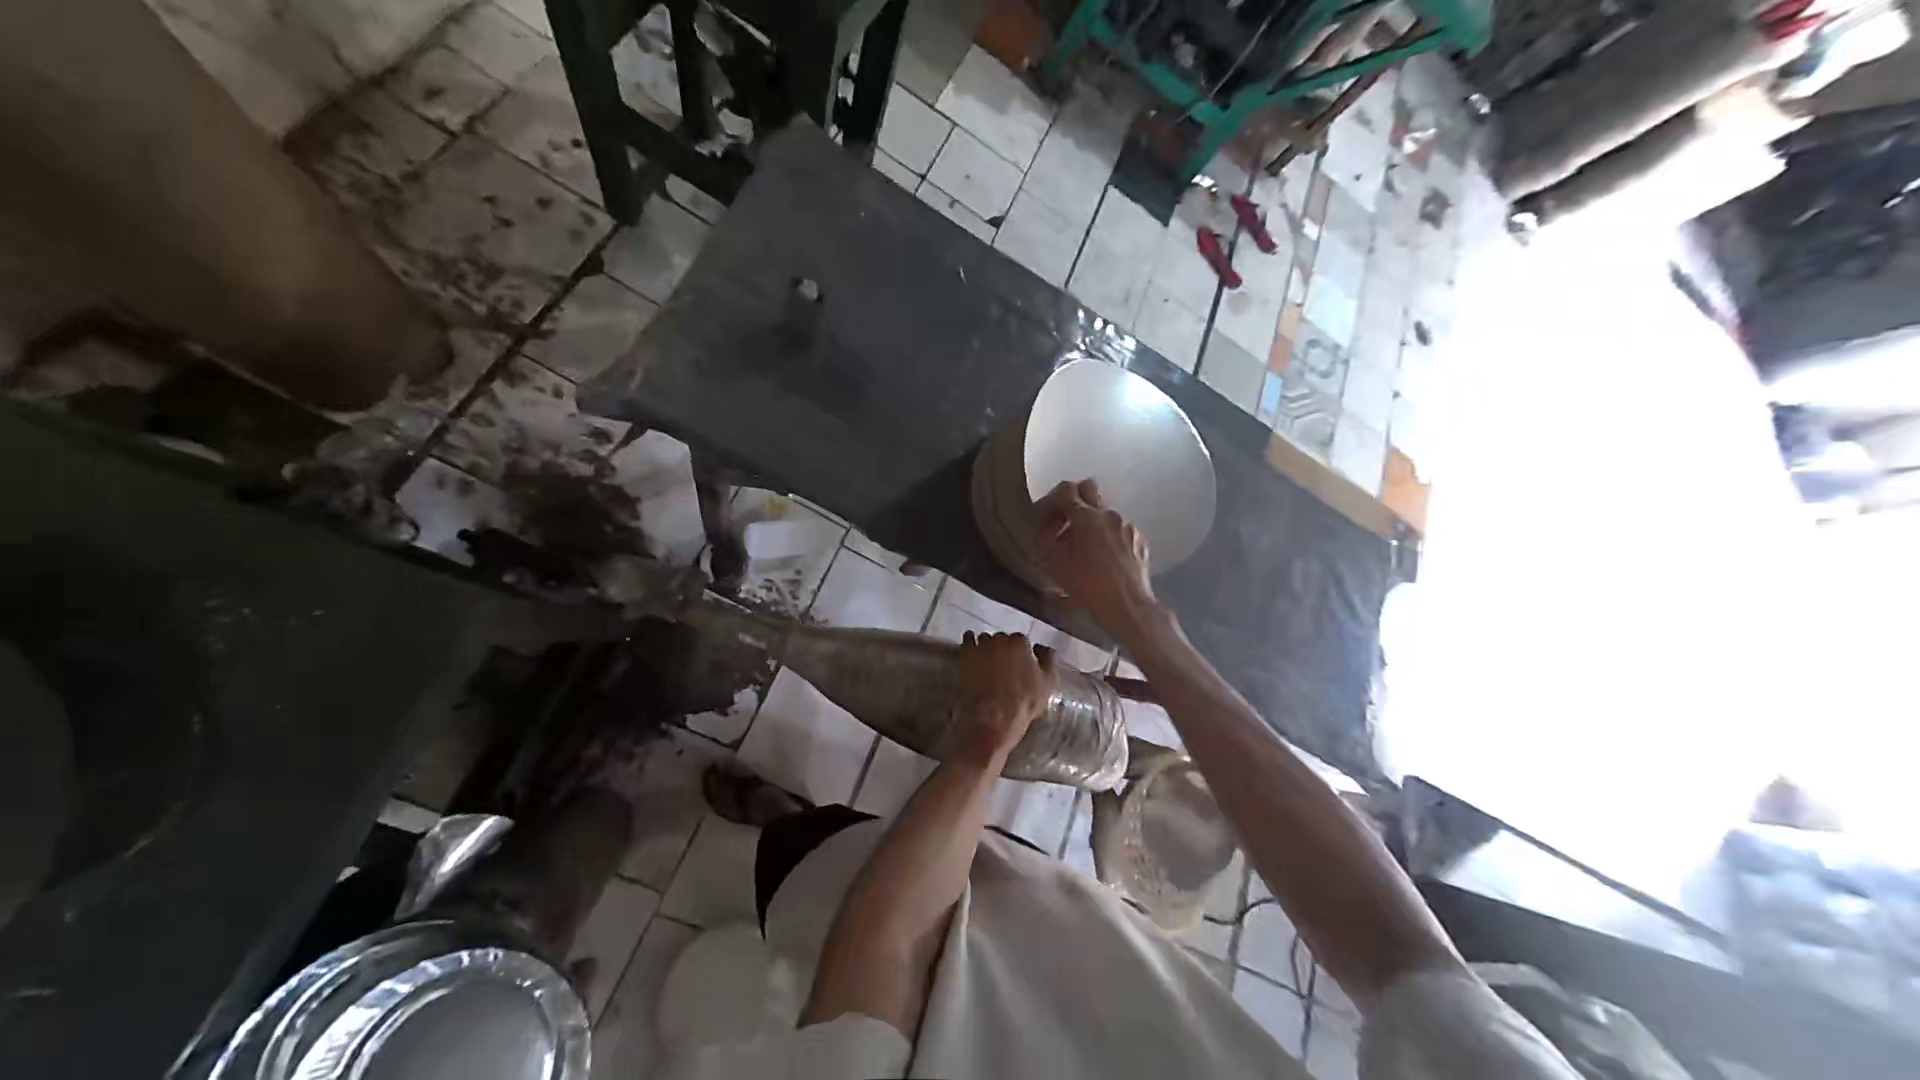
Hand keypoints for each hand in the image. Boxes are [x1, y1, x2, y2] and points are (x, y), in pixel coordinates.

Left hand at [954, 632, 1053, 767]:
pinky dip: (970, 642)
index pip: (1021, 640)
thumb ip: (1048, 660)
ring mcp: (981, 646)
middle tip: (1003, 665)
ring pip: (985, 639)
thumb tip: (1040, 647)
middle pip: (1002, 639)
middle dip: (1003, 648)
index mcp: (1020, 644)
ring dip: (987, 646)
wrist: (995, 717)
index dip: (1021, 652)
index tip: (1019, 662)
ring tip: (987, 661)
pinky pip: (968, 639)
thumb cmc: (1025, 701)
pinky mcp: (966, 654)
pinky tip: (972, 649)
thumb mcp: (1049, 682)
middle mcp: (1000, 639)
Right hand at [1034, 479, 1155, 632]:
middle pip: (1089, 488)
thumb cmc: (1087, 586)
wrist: (1127, 606)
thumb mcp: (1054, 565)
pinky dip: (1109, 537)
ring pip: (1104, 513)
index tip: (1049, 516)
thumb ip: (1045, 541)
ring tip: (1085, 549)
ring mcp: (1127, 526)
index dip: (1053, 499)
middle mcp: (1108, 515)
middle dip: (1075, 499)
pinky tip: (1104, 559)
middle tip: (1066, 521)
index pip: (1066, 490)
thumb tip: (1046, 532)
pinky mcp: (1139, 540)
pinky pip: (1119, 530)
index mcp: (1085, 517)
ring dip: (1092, 523)